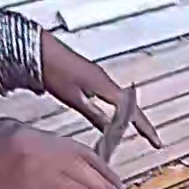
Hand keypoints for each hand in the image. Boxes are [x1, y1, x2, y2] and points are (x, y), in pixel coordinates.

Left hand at [40, 33, 162, 148]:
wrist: (32, 47)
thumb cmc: (51, 70)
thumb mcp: (75, 99)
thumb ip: (96, 116)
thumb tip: (111, 131)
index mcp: (104, 86)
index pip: (132, 112)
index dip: (145, 128)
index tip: (156, 141)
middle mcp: (105, 80)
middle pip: (131, 106)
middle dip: (142, 123)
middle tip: (151, 138)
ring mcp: (98, 77)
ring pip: (122, 101)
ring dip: (131, 116)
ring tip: (139, 130)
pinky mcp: (90, 76)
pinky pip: (112, 95)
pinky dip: (120, 108)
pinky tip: (117, 116)